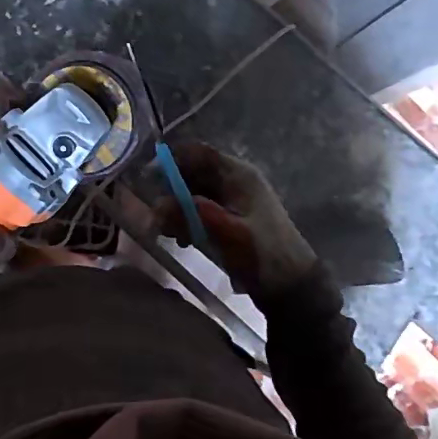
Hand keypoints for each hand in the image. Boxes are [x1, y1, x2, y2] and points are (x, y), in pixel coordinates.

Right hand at [150, 142, 316, 298]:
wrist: (290, 285)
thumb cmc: (261, 255)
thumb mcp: (225, 233)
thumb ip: (191, 214)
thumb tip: (157, 204)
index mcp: (238, 175)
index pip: (198, 153)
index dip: (171, 160)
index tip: (147, 179)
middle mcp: (235, 181)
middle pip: (193, 173)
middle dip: (171, 191)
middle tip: (155, 216)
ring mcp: (234, 200)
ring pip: (195, 193)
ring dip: (177, 209)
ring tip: (167, 233)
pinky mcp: (232, 219)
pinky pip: (202, 211)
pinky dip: (188, 221)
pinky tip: (184, 240)